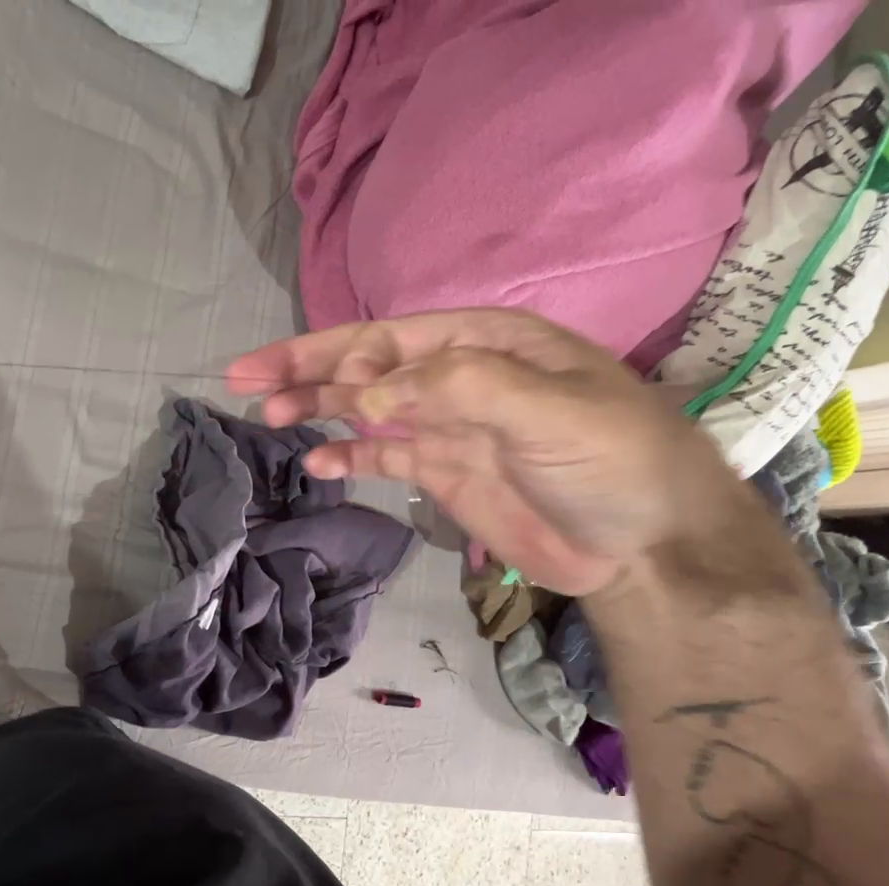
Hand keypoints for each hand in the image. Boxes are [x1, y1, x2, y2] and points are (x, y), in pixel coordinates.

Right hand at [226, 308, 751, 595]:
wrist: (645, 545)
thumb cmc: (612, 460)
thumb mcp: (547, 408)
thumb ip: (458, 386)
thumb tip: (368, 392)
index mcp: (486, 343)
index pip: (393, 337)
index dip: (341, 352)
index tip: (310, 386)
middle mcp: (457, 378)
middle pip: (366, 366)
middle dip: (305, 369)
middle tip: (243, 378)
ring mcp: (446, 427)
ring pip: (364, 410)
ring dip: (317, 410)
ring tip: (269, 418)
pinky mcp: (442, 473)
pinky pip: (382, 457)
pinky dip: (347, 456)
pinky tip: (317, 460)